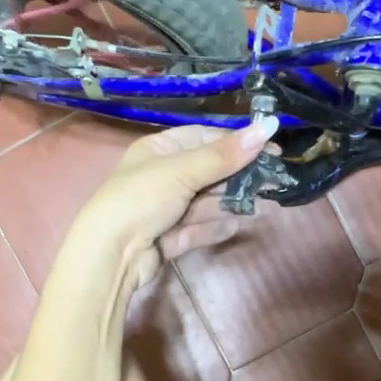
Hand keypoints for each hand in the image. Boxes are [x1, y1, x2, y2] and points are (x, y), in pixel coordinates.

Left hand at [61, 119, 278, 284]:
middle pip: (209, 172)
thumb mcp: (182, 170)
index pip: (205, 139)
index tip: (271, 151)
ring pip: (205, 203)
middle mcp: (162, 177)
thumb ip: (225, 155)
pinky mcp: (168, 239)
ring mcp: (165, 210)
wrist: (110, 253)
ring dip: (228, 205)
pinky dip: (214, 228)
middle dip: (236, 179)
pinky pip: (197, 230)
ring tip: (257, 207)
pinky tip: (235, 226)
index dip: (238, 144)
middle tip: (270, 183)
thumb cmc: (141, 198)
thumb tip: (269, 126)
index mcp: (160, 150)